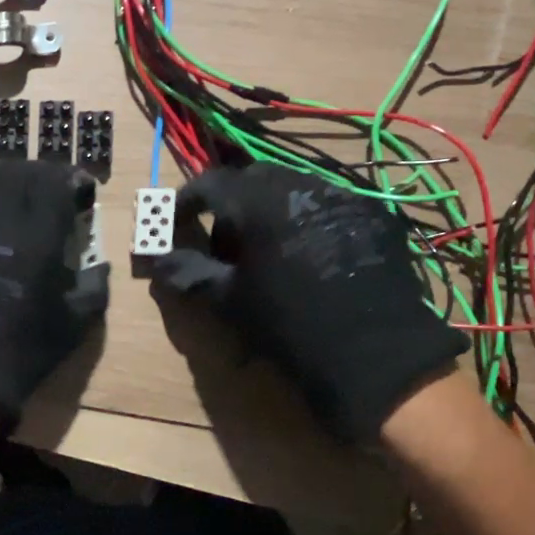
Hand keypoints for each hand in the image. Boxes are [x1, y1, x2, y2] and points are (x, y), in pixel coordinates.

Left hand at [0, 159, 107, 430]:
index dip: (68, 182)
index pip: (55, 180)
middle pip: (14, 171)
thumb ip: (92, 286)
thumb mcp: (75, 322)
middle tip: (35, 198)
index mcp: (38, 231)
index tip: (73, 195)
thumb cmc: (21, 349)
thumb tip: (98, 266)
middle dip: (31, 179)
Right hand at [153, 162, 465, 443]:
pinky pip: (327, 208)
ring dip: (269, 213)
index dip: (187, 202)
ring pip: (293, 190)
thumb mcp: (227, 301)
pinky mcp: (375, 218)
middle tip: (222, 245)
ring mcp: (345, 198)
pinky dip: (305, 224)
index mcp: (260, 202)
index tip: (177, 225)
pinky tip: (308, 262)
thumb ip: (189, 272)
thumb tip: (158, 259)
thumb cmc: (287, 326)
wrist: (376, 355)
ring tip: (266, 255)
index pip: (211, 182)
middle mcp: (303, 185)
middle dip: (230, 206)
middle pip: (253, 180)